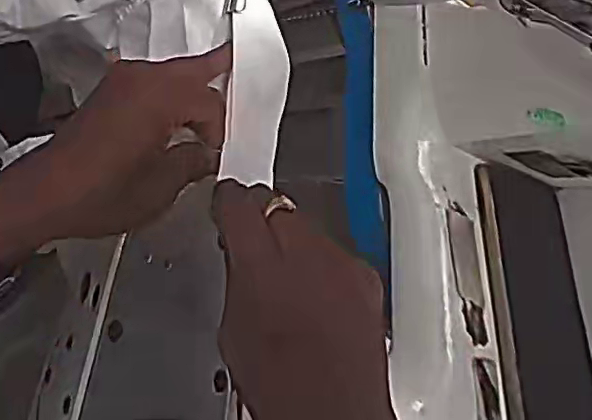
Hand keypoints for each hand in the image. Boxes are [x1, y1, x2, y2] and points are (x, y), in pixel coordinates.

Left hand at [0, 45, 229, 265]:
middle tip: (239, 73)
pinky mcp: (111, 88)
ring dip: (192, 86)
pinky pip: (152, 79)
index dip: (219, 130)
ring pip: (173, 72)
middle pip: (195, 69)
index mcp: (160, 96)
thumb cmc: (94, 191)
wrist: (45, 193)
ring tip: (208, 105)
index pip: (210, 103)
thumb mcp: (160, 186)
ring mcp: (124, 79)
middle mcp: (142, 78)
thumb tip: (206, 154)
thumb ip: (193, 162)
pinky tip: (175, 111)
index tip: (216, 152)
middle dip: (218, 76)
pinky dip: (169, 90)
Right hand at [214, 181, 394, 419]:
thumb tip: (237, 251)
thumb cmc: (282, 391)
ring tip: (289, 281)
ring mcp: (339, 260)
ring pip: (307, 224)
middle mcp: (304, 251)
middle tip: (253, 243)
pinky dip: (324, 264)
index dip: (229, 200)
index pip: (239, 201)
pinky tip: (317, 296)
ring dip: (295, 241)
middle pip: (275, 203)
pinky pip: (335, 251)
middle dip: (262, 217)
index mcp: (259, 264)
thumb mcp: (233, 328)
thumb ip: (235, 274)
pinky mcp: (364, 273)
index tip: (227, 203)